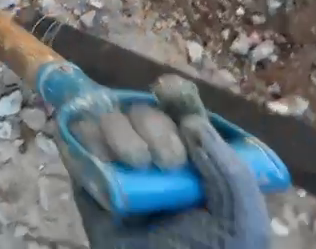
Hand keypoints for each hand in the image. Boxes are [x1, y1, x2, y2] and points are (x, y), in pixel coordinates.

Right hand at [73, 76, 269, 248]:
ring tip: (132, 166)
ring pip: (106, 116)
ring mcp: (116, 159)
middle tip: (164, 164)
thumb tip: (191, 121)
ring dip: (119, 134)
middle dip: (153, 129)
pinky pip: (76, 135)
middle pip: (144, 110)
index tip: (168, 91)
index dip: (176, 98)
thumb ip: (230, 173)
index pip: (183, 114)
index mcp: (197, 163)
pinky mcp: (84, 167)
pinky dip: (88, 141)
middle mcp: (155, 153)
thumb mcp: (239, 224)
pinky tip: (103, 163)